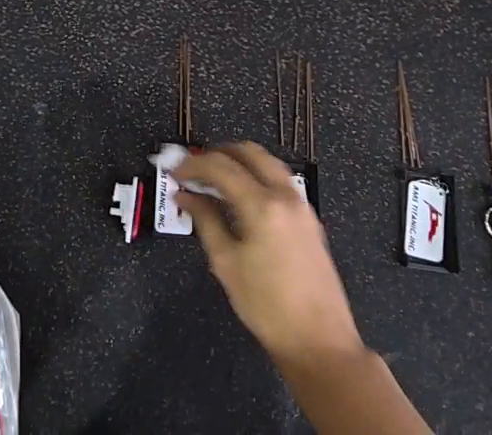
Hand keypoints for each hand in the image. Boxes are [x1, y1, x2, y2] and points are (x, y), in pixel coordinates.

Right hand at [174, 142, 365, 368]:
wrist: (318, 339)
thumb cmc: (266, 305)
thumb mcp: (226, 263)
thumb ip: (205, 221)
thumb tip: (185, 196)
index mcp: (262, 205)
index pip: (221, 167)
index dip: (193, 164)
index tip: (174, 170)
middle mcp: (285, 195)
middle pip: (249, 152)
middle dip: (218, 154)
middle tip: (194, 168)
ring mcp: (301, 205)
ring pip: (267, 163)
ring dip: (239, 162)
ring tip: (213, 179)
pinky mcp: (309, 218)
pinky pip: (279, 181)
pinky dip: (256, 176)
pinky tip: (240, 197)